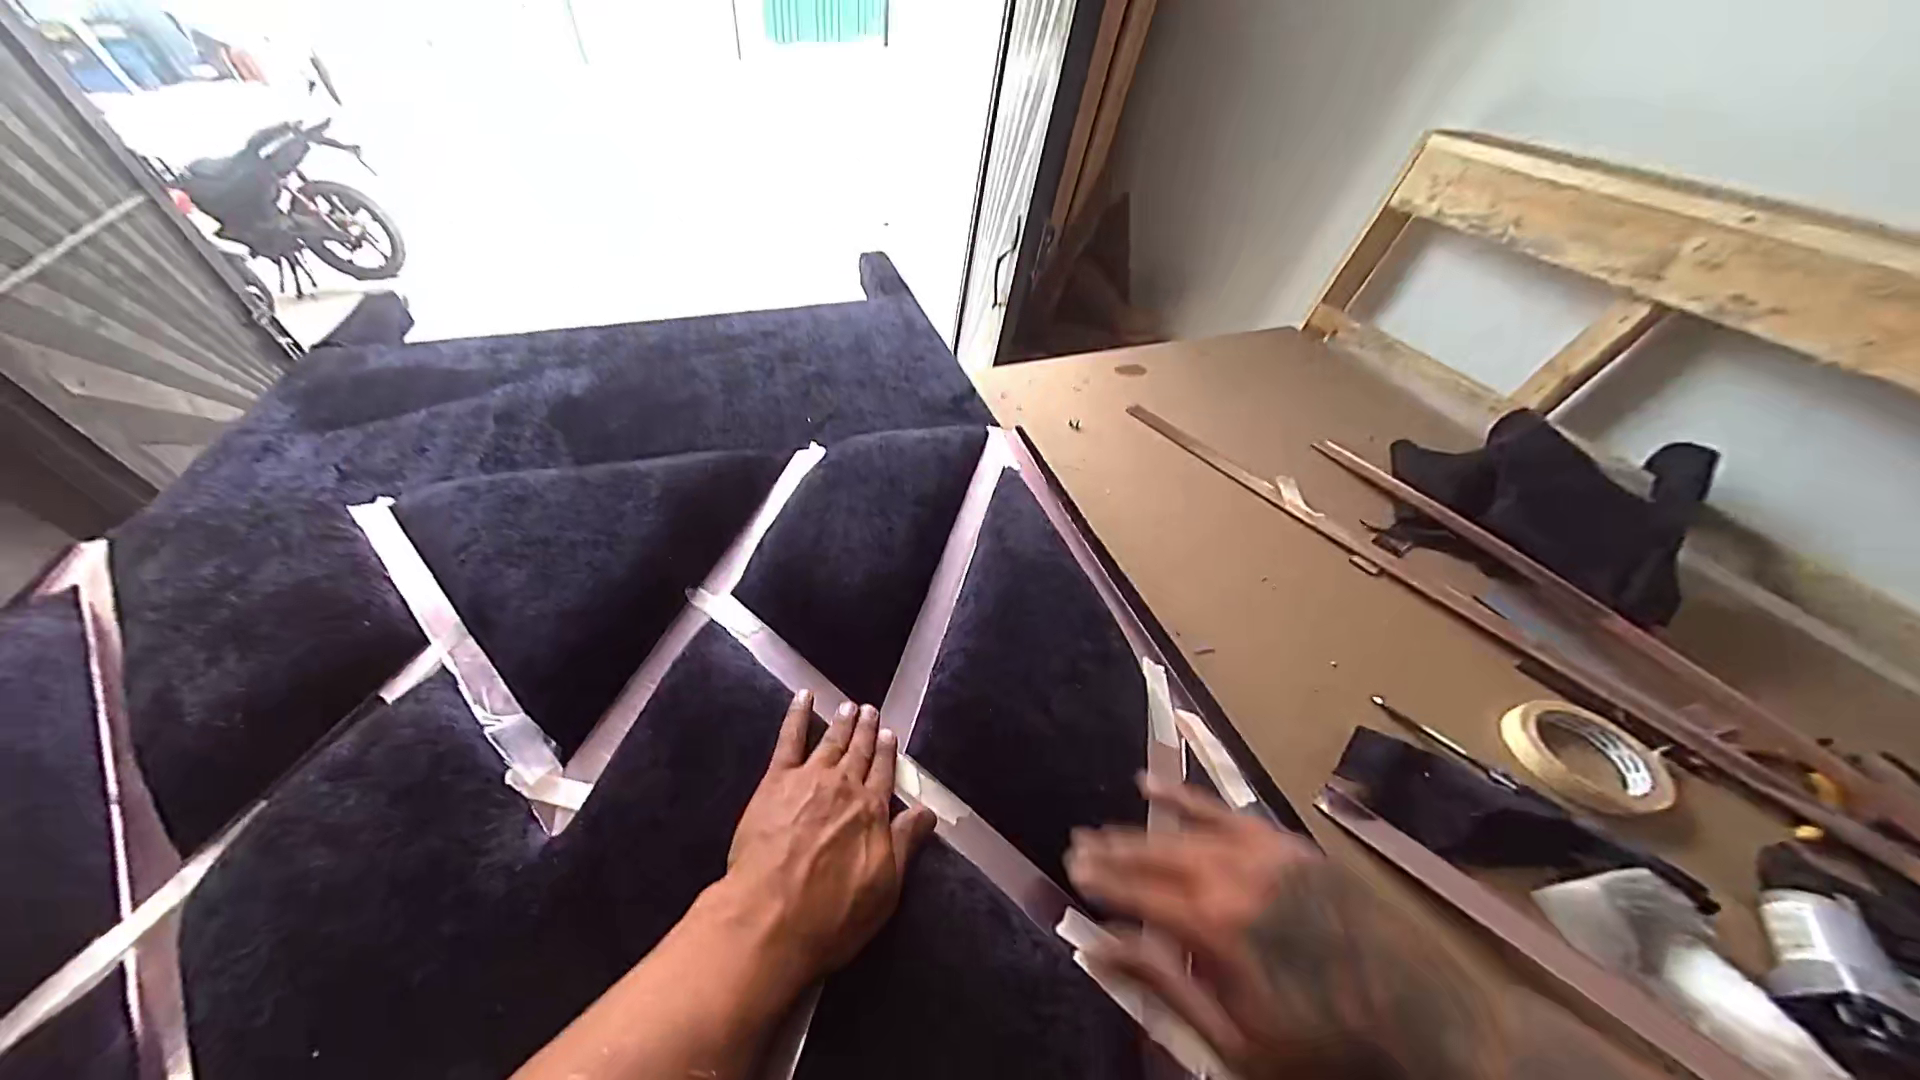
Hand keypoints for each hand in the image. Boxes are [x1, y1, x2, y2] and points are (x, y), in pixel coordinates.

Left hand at [715, 690, 936, 984]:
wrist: (770, 917)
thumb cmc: (831, 914)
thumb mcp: (885, 888)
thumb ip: (906, 843)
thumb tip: (927, 811)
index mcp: (872, 811)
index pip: (884, 773)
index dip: (888, 753)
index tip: (890, 735)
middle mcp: (845, 786)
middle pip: (860, 752)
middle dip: (867, 730)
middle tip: (871, 711)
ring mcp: (810, 779)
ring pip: (832, 741)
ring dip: (842, 722)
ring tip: (849, 706)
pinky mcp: (776, 780)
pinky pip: (790, 738)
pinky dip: (798, 714)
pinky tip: (804, 697)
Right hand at [1067, 776, 1496, 1079]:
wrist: (1433, 1024)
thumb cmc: (1326, 1046)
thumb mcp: (1236, 1041)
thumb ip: (1165, 986)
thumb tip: (1102, 950)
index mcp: (1213, 926)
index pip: (1136, 896)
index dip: (1101, 885)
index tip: (1073, 875)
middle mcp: (1228, 874)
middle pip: (1150, 855)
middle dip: (1109, 853)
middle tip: (1075, 848)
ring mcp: (1256, 850)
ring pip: (1178, 830)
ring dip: (1136, 829)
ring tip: (1102, 830)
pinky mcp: (1281, 841)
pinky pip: (1221, 809)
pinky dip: (1183, 798)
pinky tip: (1153, 788)